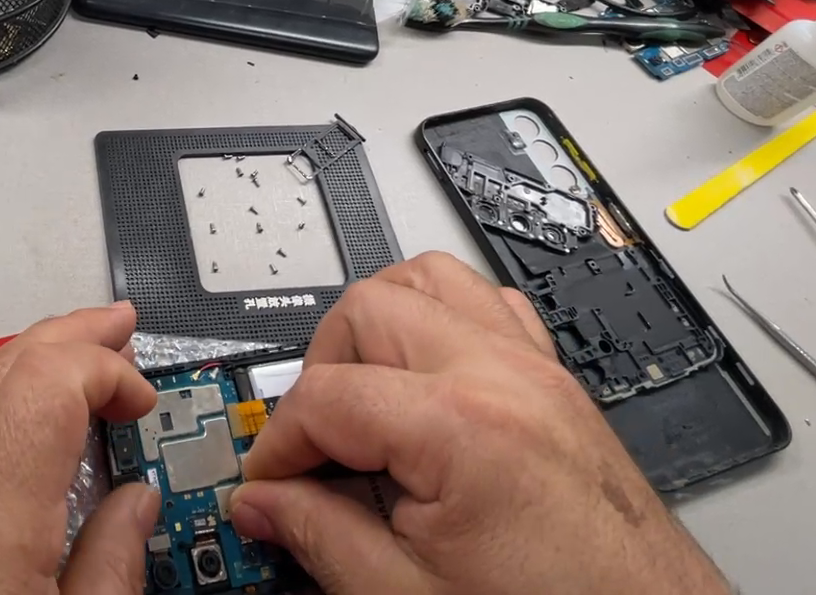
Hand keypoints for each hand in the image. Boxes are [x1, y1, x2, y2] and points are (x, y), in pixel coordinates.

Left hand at [0, 302, 161, 594]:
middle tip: (120, 326)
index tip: (140, 396)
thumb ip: (110, 570)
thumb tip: (133, 502)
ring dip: (42, 358)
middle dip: (73, 335)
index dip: (101, 367)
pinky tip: (42, 413)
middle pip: (7, 365)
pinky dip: (11, 398)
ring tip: (90, 355)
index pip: (44, 381)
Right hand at [228, 252, 730, 594]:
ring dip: (377, 323)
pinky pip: (486, 300)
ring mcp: (534, 368)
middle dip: (321, 371)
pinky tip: (427, 373)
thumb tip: (260, 502)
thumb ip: (319, 538)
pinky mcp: (555, 379)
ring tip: (364, 389)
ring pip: (426, 278)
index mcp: (464, 429)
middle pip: (366, 309)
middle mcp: (502, 375)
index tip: (270, 481)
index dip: (281, 443)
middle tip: (318, 441)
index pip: (326, 396)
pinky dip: (440, 316)